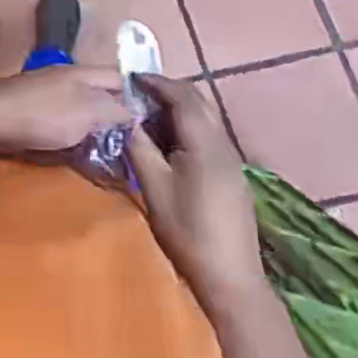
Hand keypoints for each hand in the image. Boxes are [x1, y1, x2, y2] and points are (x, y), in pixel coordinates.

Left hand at [0, 65, 131, 151]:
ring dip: (100, 132)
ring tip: (119, 157)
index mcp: (86, 74)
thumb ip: (115, 108)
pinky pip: (69, 125)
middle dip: (121, 119)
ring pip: (86, 113)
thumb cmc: (46, 113)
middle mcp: (71, 81)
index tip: (158, 120)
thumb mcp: (89, 110)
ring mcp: (53, 96)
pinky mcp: (39, 114)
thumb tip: (137, 109)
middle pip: (104, 96)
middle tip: (140, 146)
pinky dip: (80, 138)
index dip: (140, 96)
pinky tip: (87, 155)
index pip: (121, 79)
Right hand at [128, 74, 263, 297]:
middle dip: (167, 90)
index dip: (156, 82)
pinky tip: (169, 142)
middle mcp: (223, 143)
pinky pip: (209, 134)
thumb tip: (124, 117)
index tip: (131, 78)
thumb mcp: (153, 185)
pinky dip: (187, 125)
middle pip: (197, 101)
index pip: (181, 96)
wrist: (230, 279)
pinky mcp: (233, 174)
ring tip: (148, 115)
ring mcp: (232, 159)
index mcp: (205, 142)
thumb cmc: (187, 230)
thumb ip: (138, 144)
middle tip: (138, 93)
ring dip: (178, 108)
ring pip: (205, 117)